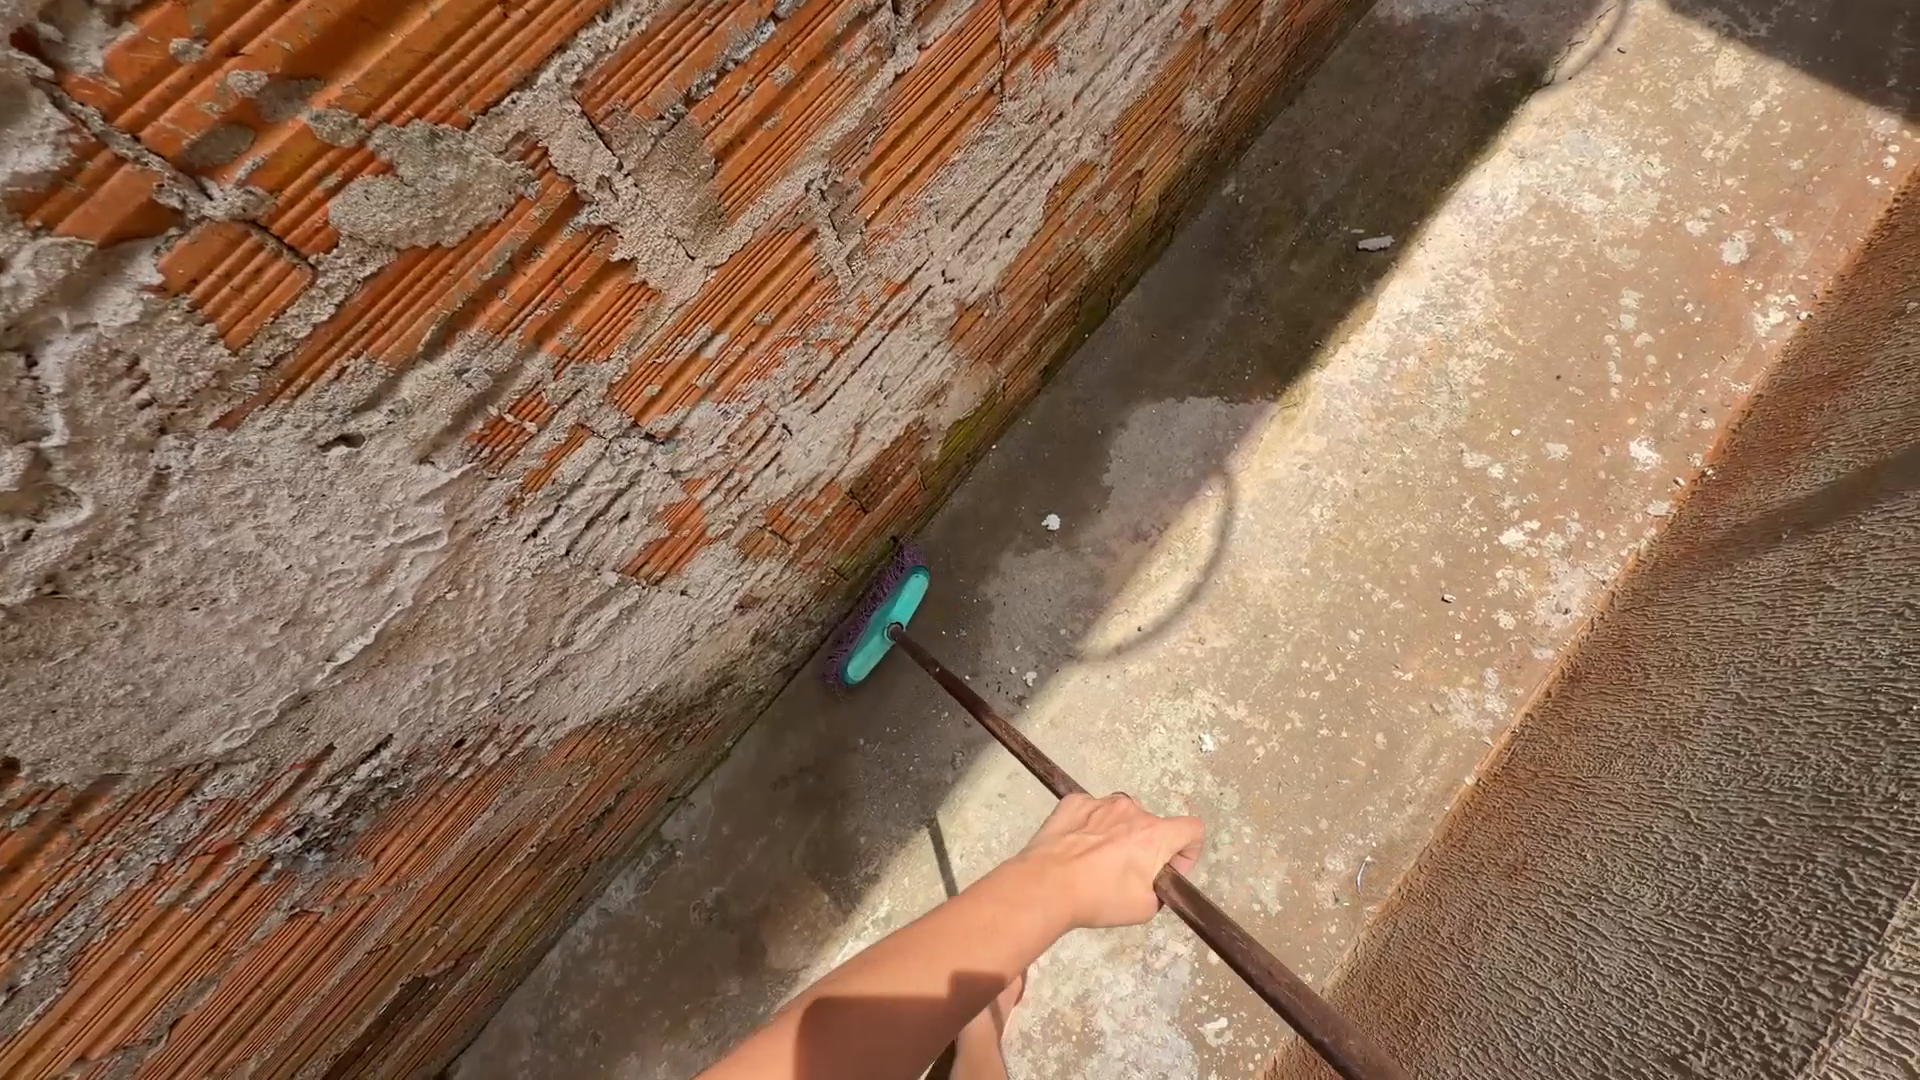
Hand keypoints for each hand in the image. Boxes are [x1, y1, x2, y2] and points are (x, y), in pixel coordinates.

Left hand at [1011, 792, 1203, 929]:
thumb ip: (1159, 889)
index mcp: (1154, 834)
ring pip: (1120, 816)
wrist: (1047, 884)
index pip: (1193, 829)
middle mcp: (1130, 810)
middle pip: (1151, 825)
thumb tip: (1152, 881)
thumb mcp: (1145, 908)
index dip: (1188, 851)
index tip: (1170, 869)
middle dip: (1146, 846)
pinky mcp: (1073, 802)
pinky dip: (1090, 827)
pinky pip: (1091, 812)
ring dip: (1117, 833)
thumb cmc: (1098, 897)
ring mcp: (1099, 803)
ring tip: (1097, 862)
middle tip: (1127, 873)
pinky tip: (1078, 849)